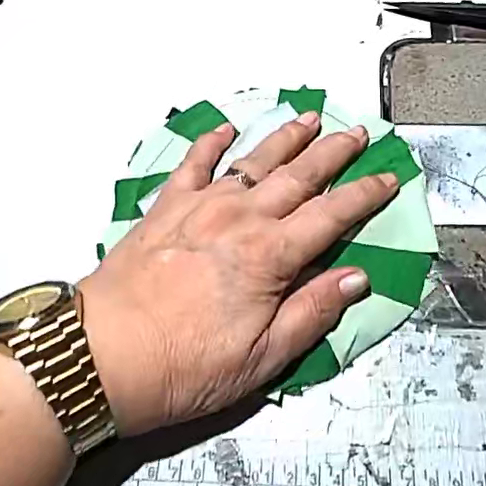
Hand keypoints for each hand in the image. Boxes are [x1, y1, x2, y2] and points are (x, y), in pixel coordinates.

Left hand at [78, 113, 398, 433]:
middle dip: (334, 152)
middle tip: (358, 133)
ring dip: (286, 138)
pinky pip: (193, 165)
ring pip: (254, 161)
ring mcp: (201, 208)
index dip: (366, 195)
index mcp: (270, 255)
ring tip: (309, 118)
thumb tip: (356, 278)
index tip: (388, 178)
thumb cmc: (184, 366)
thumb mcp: (263, 357)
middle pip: (300, 176)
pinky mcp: (165, 209)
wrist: (97, 360)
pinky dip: (210, 143)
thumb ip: (313, 312)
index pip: (333, 214)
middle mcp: (241, 219)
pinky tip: (224, 129)